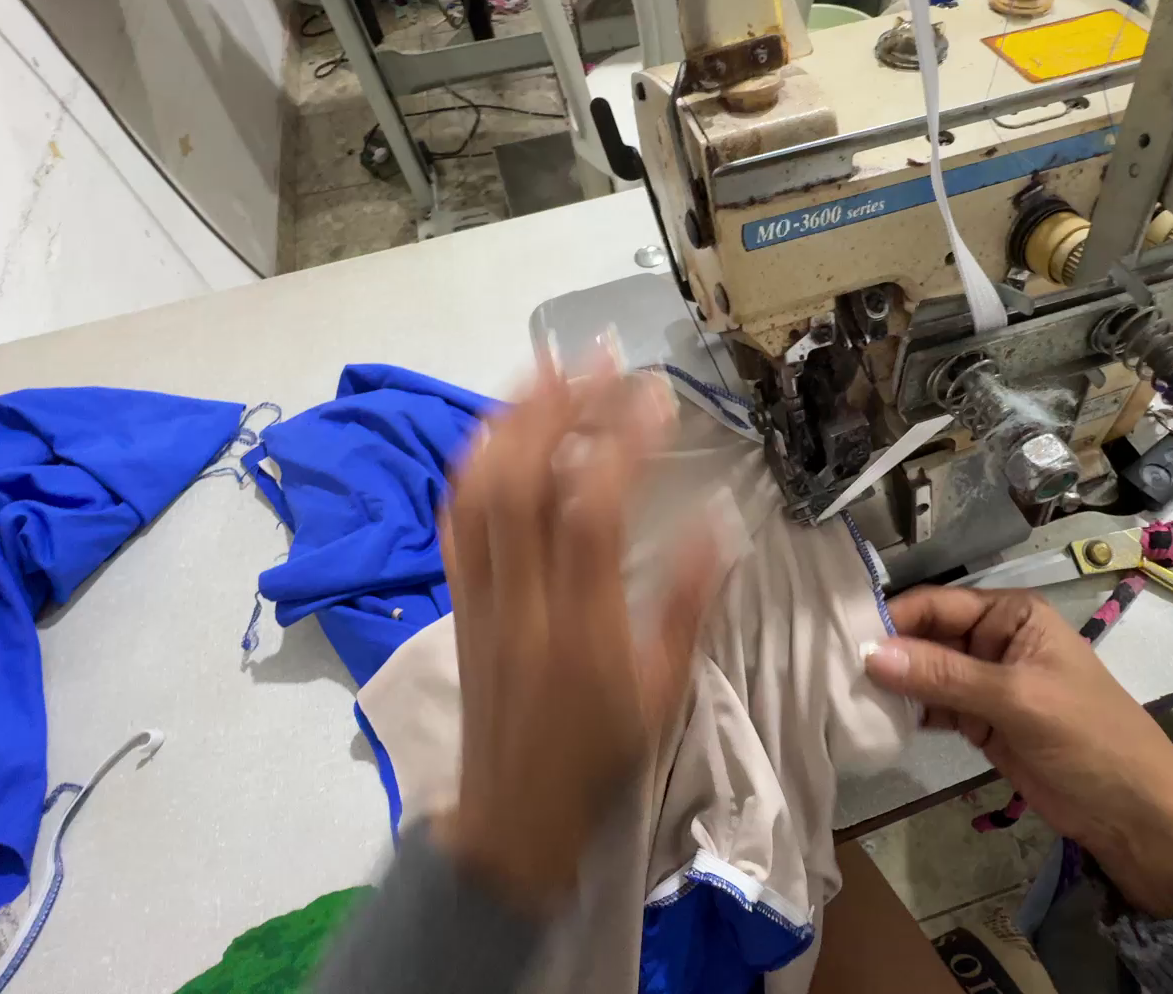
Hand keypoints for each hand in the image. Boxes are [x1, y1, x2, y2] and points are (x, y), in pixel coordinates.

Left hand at [436, 358, 718, 913]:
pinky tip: (493, 431)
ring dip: (508, 421)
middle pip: (523, 482)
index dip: (620, 441)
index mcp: (582, 622)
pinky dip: (471, 464)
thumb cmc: (599, 753)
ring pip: (479, 492)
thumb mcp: (664, 690)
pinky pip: (454, 521)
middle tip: (589, 354)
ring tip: (540, 369)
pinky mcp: (457, 600)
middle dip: (555, 406)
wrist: (512, 816)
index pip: (593, 510)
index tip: (652, 393)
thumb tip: (718, 522)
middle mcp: (521, 597)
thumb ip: (690, 604)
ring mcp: (479, 595)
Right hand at [864, 588, 1172, 917]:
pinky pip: (931, 704)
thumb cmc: (1088, 737)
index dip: (894, 619)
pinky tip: (877, 718)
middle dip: (888, 652)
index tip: (846, 638)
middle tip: (835, 669)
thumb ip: (944, 676)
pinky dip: (907, 710)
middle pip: (925, 635)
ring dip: (892, 683)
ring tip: (846, 694)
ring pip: (923, 671)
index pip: (938, 604)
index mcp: (1009, 614)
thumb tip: (870, 654)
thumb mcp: (1018, 699)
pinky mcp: (976, 718)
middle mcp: (991, 639)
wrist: (1133, 816)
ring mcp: (982, 681)